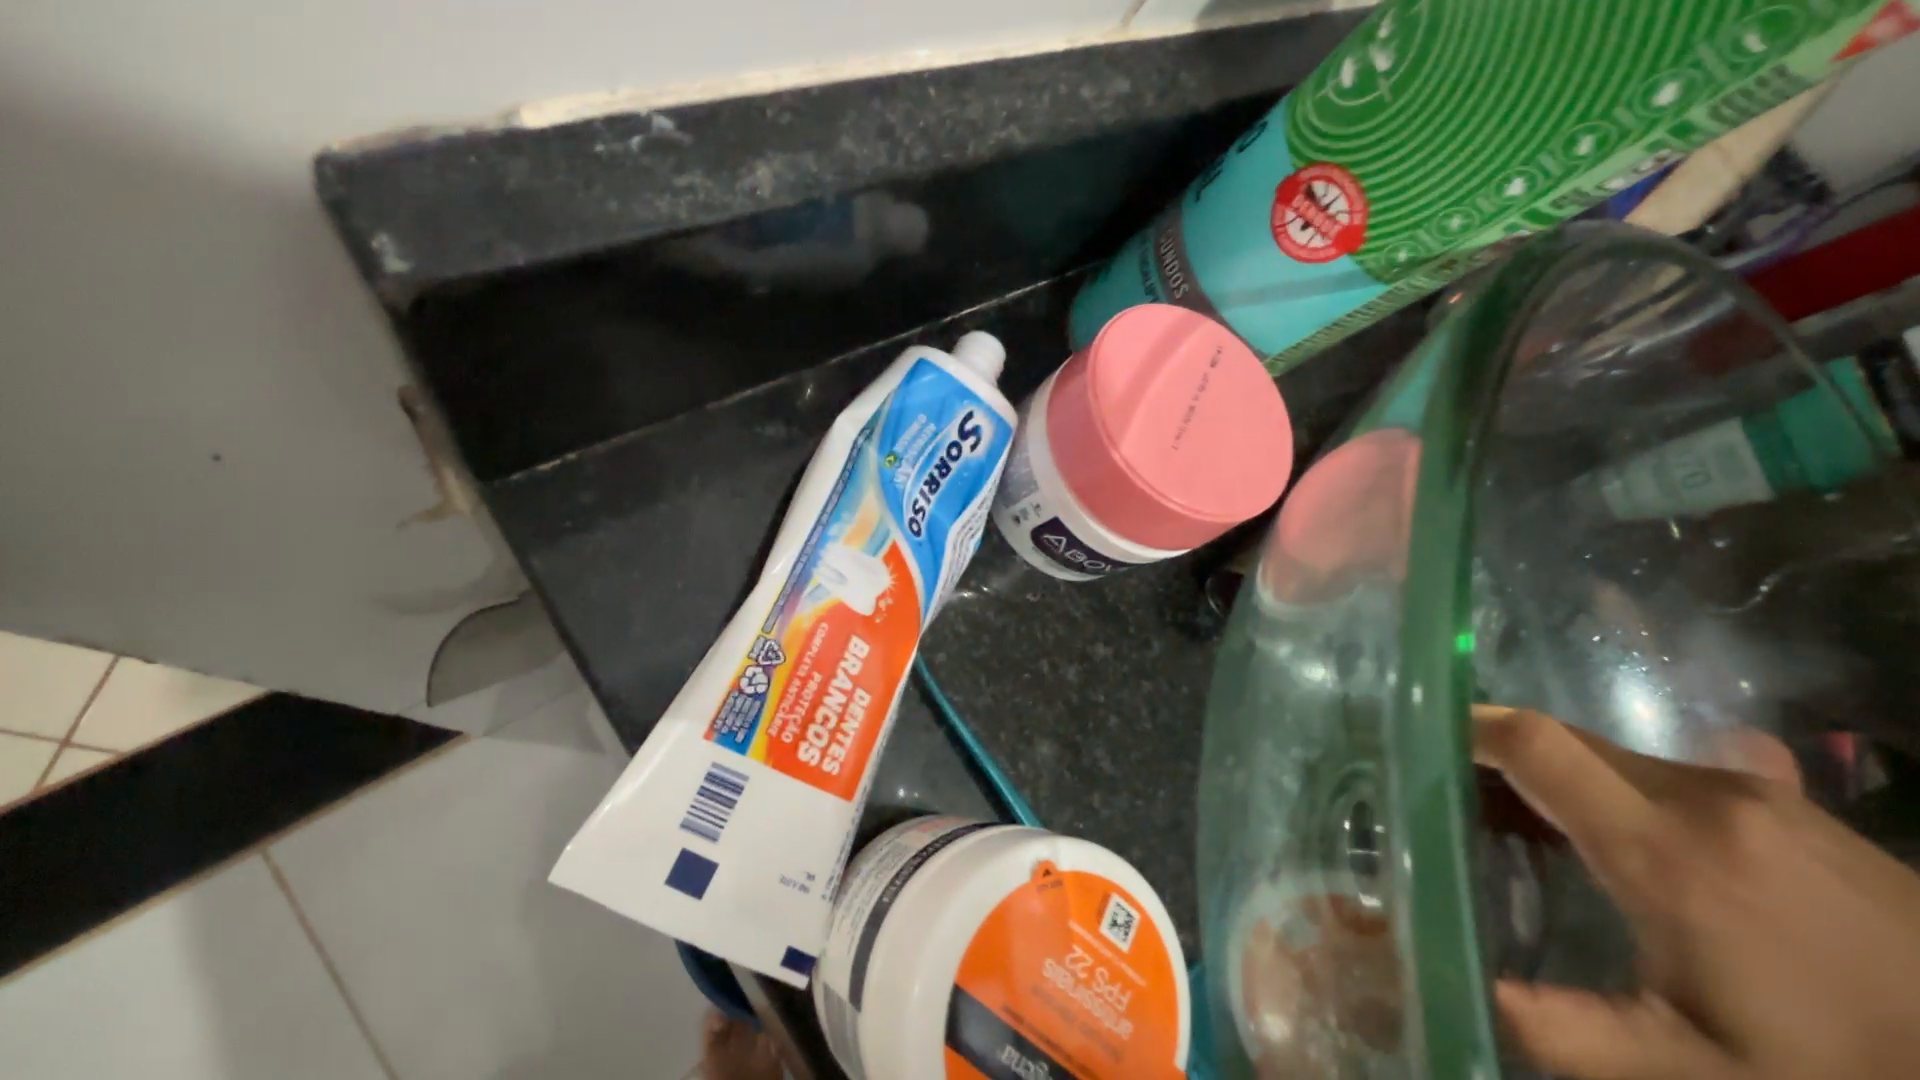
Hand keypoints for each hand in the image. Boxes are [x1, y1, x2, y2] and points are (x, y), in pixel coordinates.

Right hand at [1475, 705, 1919, 1078]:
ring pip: (1617, 757)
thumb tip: (1466, 983)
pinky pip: (1671, 773)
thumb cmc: (1828, 1063)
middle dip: (1499, 760)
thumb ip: (1565, 1031)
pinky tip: (1628, 847)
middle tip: (1455, 806)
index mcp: (1667, 849)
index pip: (1538, 747)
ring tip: (1529, 834)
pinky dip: (1617, 792)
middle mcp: (1707, 795)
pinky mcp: (1792, 802)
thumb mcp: (1689, 1072)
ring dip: (1559, 781)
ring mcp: (1759, 792)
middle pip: (1568, 742)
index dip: (1468, 729)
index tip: (1416, 738)